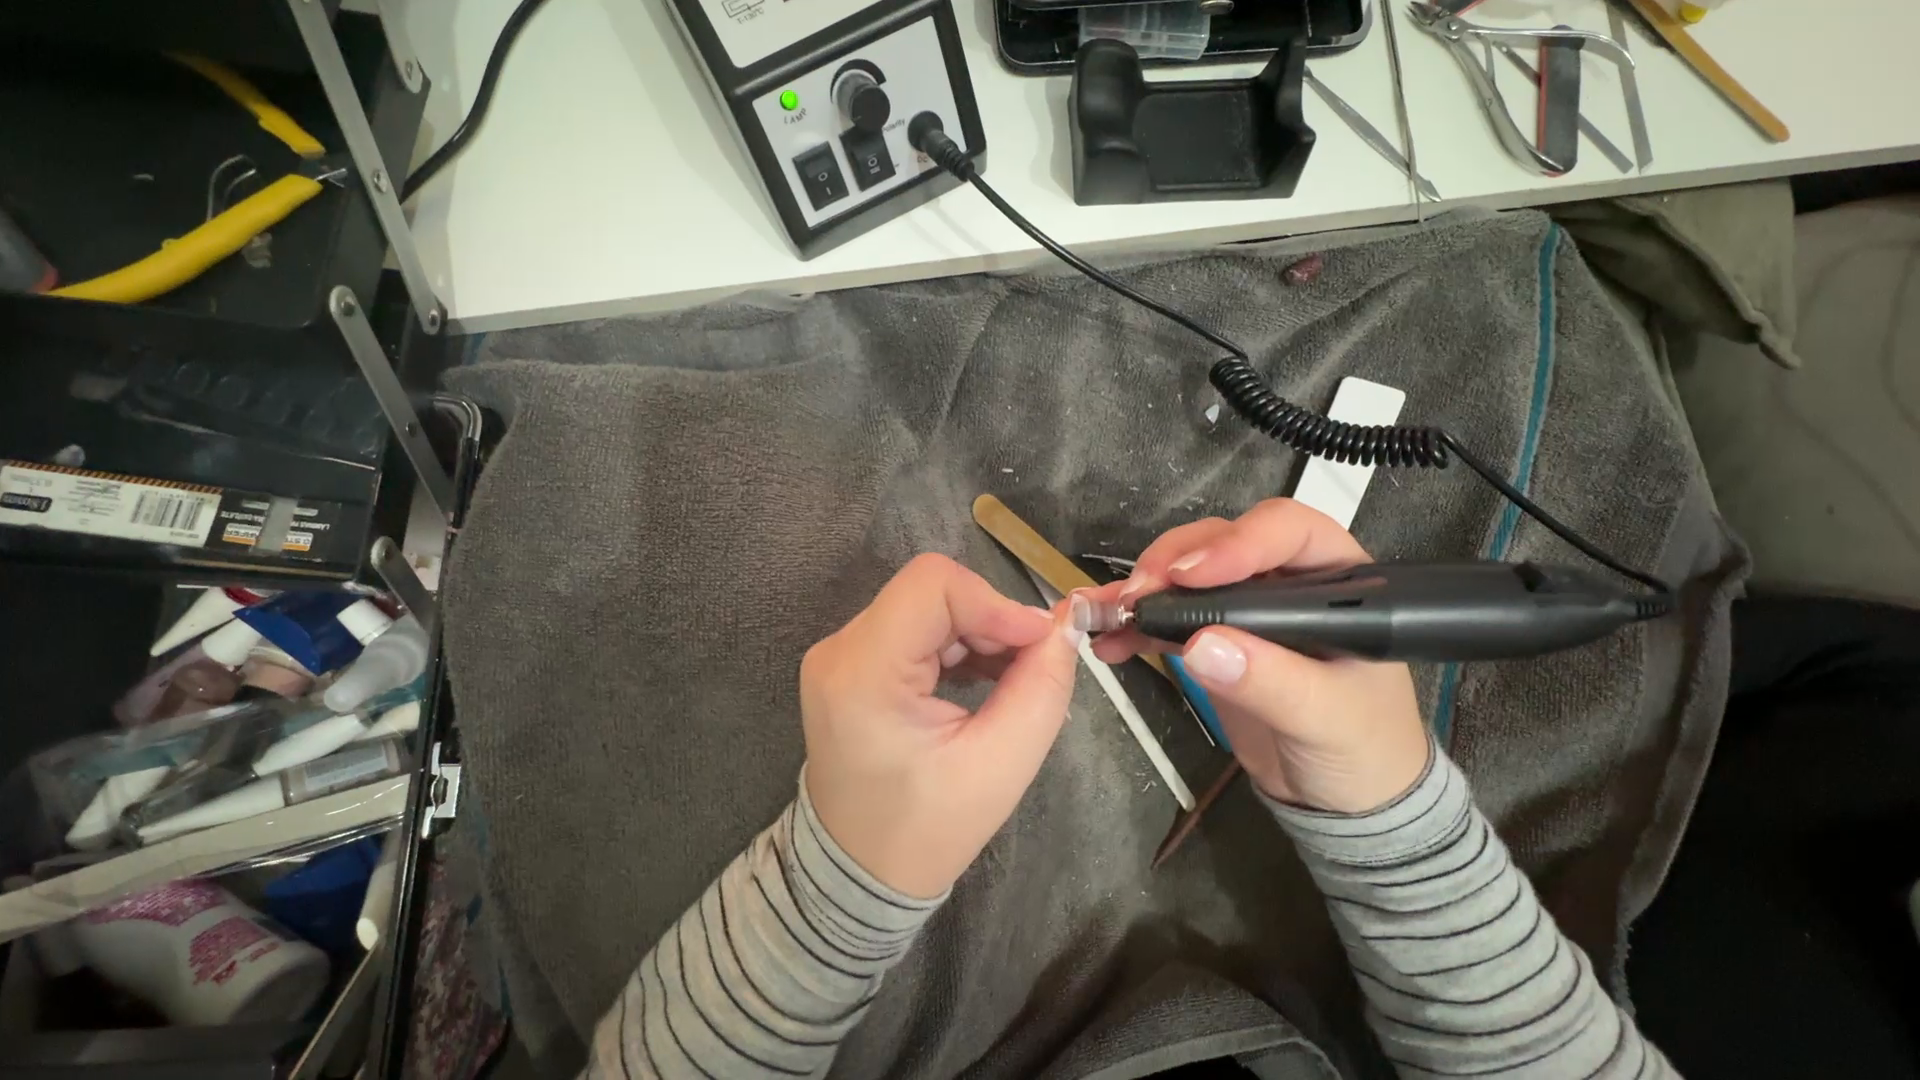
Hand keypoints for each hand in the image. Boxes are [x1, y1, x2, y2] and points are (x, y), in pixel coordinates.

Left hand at [801, 554, 1082, 897]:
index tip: (1041, 642)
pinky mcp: (853, 663)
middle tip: (1036, 664)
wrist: (859, 871)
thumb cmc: (927, 830)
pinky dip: (959, 644)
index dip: (996, 601)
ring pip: (927, 605)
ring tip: (1015, 677)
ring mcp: (840, 654)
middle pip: (932, 592)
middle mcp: (839, 649)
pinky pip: (916, 627)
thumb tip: (1064, 626)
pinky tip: (988, 678)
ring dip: (980, 632)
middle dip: (993, 619)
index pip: (933, 585)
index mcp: (862, 673)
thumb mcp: (1001, 766)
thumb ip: (1041, 688)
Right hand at [1085, 499, 1429, 813]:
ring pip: (1185, 575)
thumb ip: (1273, 682)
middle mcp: (1286, 582)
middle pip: (1221, 543)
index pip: (1287, 532)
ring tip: (1105, 613)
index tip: (1189, 576)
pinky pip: (1166, 620)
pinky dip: (1133, 628)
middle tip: (1137, 596)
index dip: (1237, 543)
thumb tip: (1202, 645)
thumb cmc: (1363, 750)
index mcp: (1336, 581)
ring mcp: (1244, 611)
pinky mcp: (1212, 641)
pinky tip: (1108, 642)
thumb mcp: (1329, 719)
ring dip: (1141, 590)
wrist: (1341, 797)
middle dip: (1172, 563)